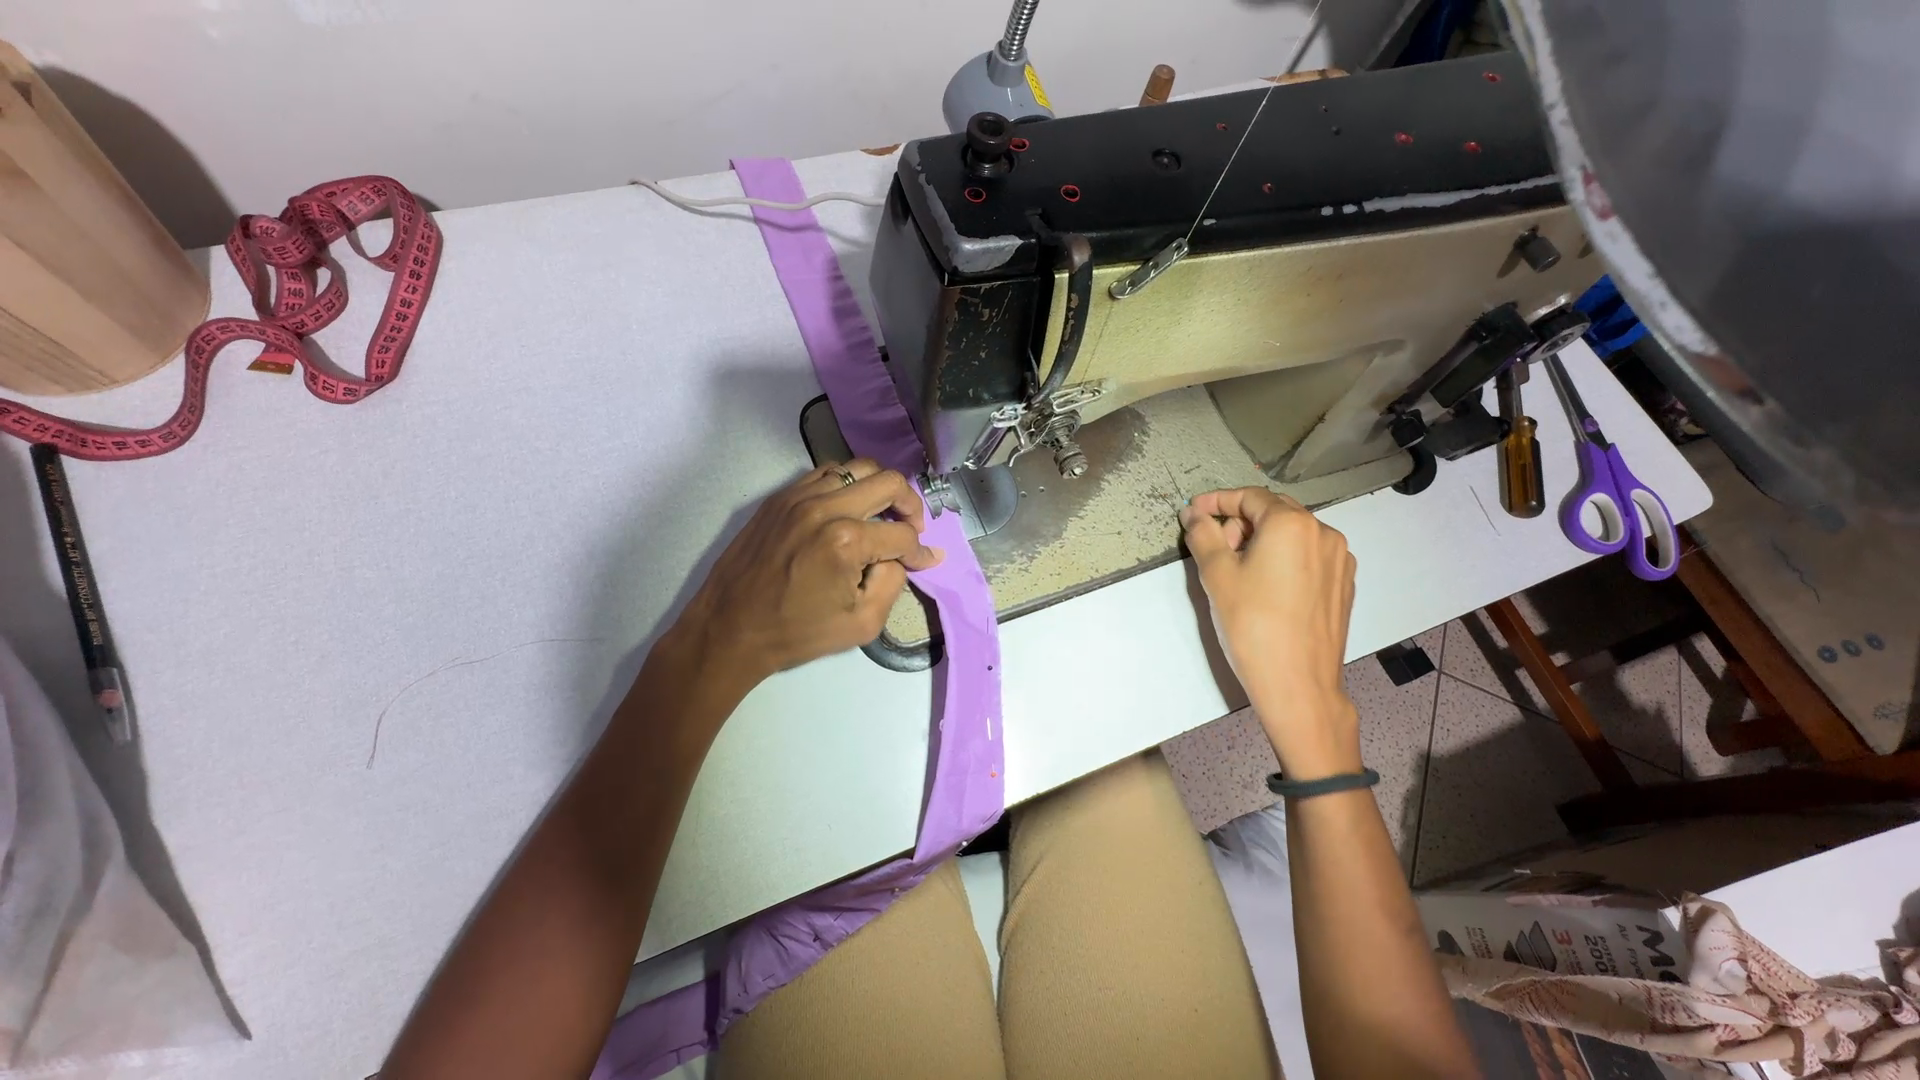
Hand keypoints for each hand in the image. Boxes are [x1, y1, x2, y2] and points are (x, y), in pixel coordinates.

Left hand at [666, 460, 943, 687]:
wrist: (730, 628)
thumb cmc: (797, 633)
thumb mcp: (861, 624)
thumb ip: (893, 583)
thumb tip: (909, 556)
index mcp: (846, 541)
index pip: (902, 535)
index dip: (920, 550)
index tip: (925, 560)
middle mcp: (825, 507)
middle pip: (889, 483)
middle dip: (911, 505)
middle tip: (912, 527)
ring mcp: (799, 496)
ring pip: (858, 468)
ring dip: (880, 489)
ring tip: (883, 513)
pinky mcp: (780, 497)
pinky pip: (826, 472)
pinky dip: (847, 484)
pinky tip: (848, 508)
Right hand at [1180, 488, 1359, 778]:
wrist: (1298, 684)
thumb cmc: (1252, 626)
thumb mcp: (1217, 576)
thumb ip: (1203, 535)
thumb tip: (1194, 513)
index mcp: (1292, 524)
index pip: (1249, 497)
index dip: (1217, 501)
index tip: (1193, 512)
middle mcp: (1323, 533)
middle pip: (1274, 511)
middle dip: (1240, 522)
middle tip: (1213, 548)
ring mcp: (1339, 560)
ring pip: (1292, 535)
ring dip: (1262, 541)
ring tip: (1238, 572)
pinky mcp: (1343, 585)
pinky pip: (1308, 557)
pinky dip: (1284, 560)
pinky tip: (1266, 588)